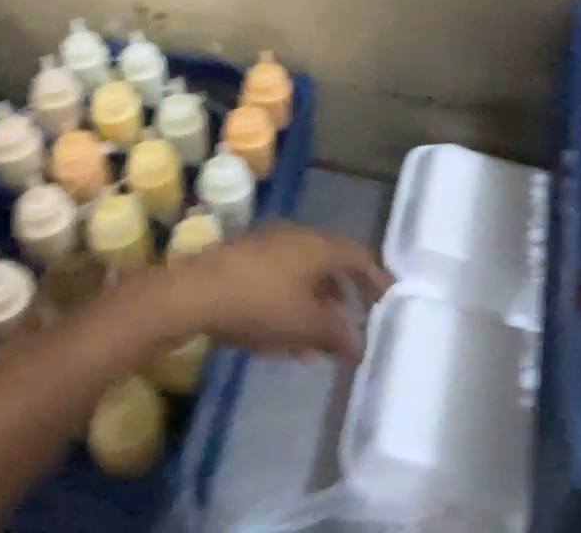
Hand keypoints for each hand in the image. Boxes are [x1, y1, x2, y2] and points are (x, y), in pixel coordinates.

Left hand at [159, 223, 392, 362]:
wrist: (193, 292)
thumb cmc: (261, 303)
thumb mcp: (307, 326)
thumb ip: (338, 335)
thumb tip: (358, 346)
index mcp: (319, 245)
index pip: (359, 255)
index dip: (376, 277)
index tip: (387, 298)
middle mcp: (296, 235)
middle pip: (330, 263)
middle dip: (341, 296)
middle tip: (348, 325)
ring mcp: (265, 243)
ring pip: (301, 273)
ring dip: (313, 304)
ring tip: (313, 342)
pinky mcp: (241, 256)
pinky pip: (277, 278)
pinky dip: (288, 302)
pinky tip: (280, 335)